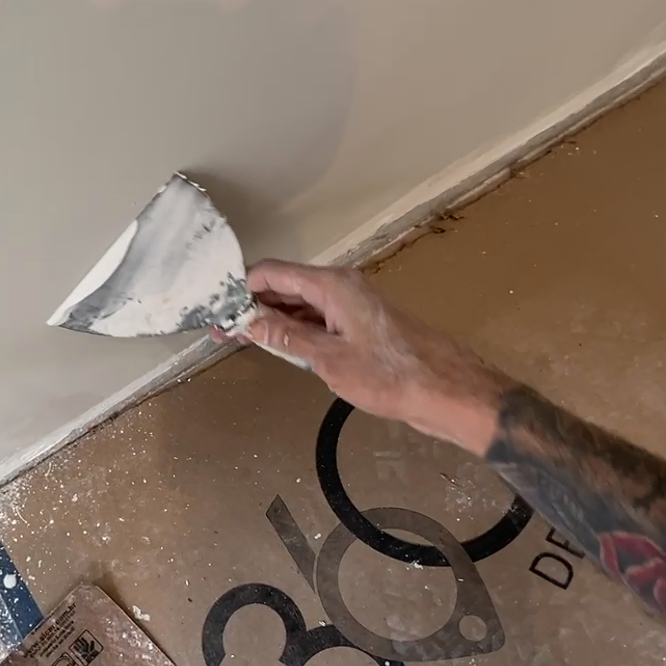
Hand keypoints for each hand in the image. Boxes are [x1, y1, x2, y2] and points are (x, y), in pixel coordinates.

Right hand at [220, 260, 512, 454]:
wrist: (447, 393)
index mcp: (332, 286)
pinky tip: (274, 345)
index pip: (272, 272)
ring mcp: (350, 306)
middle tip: (221, 329)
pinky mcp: (357, 325)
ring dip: (270, 320)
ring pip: (298, 304)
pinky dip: (292, 330)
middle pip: (283, 286)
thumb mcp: (327, 358)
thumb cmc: (390, 375)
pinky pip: (315, 319)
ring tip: (238, 338)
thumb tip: (247, 321)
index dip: (241, 288)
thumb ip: (284, 337)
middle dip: (251, 305)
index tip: (218, 308)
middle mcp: (340, 287)